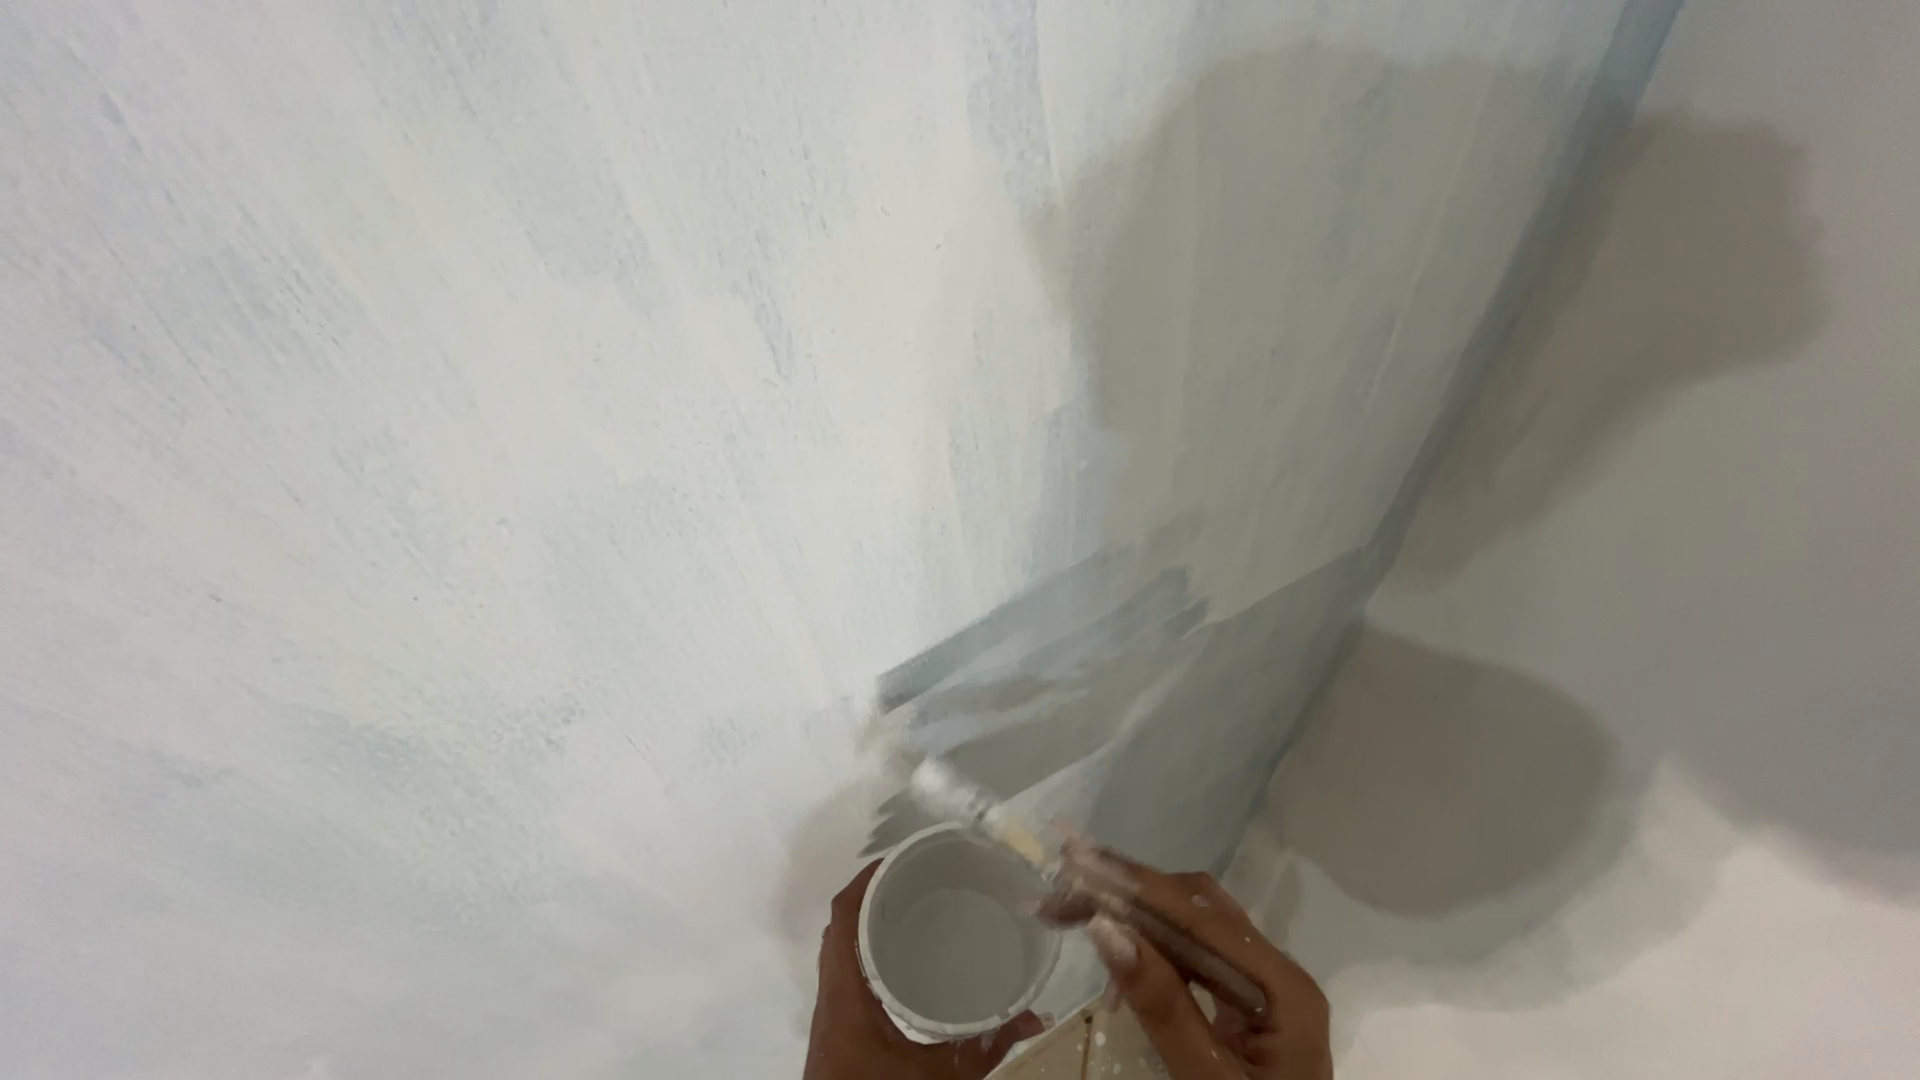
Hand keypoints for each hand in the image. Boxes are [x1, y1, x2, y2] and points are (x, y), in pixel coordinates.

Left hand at [803, 861, 1047, 1079]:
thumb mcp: (945, 1077)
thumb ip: (990, 1045)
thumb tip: (1037, 1017)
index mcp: (847, 993)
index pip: (843, 917)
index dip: (864, 881)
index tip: (897, 859)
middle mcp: (830, 995)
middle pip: (838, 927)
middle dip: (870, 897)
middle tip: (912, 882)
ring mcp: (828, 1012)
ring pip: (837, 950)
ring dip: (864, 925)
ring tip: (906, 909)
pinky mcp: (833, 1028)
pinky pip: (842, 973)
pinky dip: (863, 954)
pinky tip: (896, 960)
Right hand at [1048, 851, 1331, 1079]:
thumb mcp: (1204, 1077)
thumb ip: (1161, 1005)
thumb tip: (1105, 925)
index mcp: (1283, 986)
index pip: (1200, 915)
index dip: (1136, 885)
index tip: (1077, 863)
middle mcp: (1277, 969)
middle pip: (1195, 906)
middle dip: (1125, 892)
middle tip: (1061, 888)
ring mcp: (1261, 982)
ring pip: (1189, 923)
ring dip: (1131, 912)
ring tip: (1073, 908)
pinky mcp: (1242, 998)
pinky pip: (1191, 952)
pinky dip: (1148, 945)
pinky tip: (1114, 955)